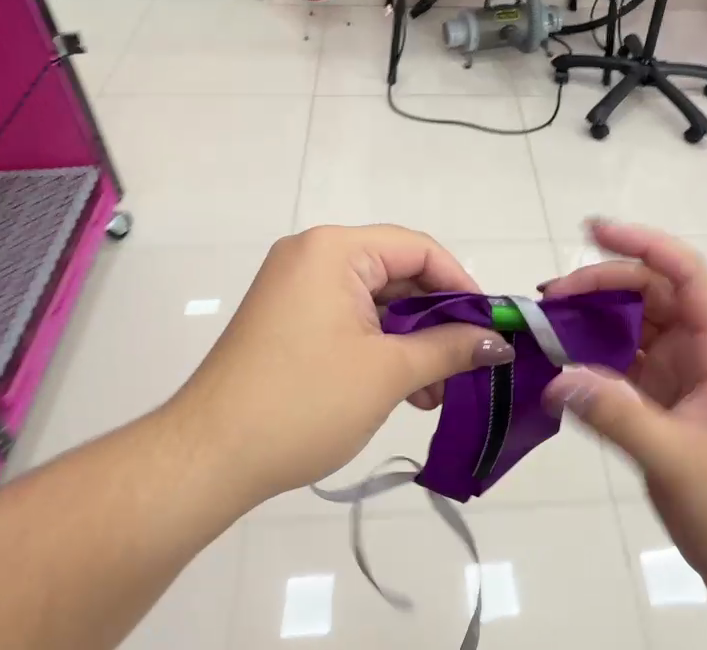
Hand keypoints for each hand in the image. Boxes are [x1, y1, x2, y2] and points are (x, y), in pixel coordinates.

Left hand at [175, 225, 514, 500]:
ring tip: (434, 393)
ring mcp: (295, 288)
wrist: (208, 458)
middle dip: (437, 321)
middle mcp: (312, 256)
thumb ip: (450, 348)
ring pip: (376, 302)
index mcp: (334, 249)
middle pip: (397, 274)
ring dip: (412, 341)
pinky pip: (349, 320)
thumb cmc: (304, 402)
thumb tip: (498, 341)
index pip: (417, 249)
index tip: (492, 326)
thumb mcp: (388, 373)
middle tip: (469, 364)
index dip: (461, 285)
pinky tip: (404, 390)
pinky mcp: (287, 320)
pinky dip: (380, 348)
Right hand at [540, 221, 706, 596]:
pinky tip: (559, 357)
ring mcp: (682, 372)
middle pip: (654, 293)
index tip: (594, 231)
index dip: (645, 244)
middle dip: (603, 283)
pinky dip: (592, 351)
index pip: (688, 275)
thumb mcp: (676, 461)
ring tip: (547, 318)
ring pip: (635, 322)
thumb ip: (617, 416)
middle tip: (551, 295)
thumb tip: (556, 378)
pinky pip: (623, 357)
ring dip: (594, 315)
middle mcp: (703, 350)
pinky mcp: (662, 397)